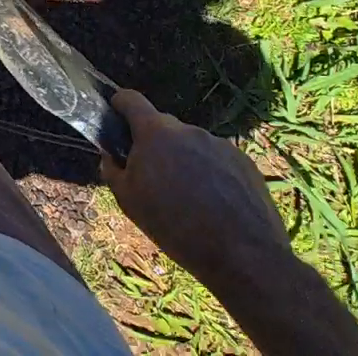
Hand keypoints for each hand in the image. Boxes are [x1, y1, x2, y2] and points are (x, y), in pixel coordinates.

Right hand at [100, 90, 289, 280]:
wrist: (245, 258)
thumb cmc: (175, 226)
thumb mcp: (128, 200)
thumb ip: (113, 168)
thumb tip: (112, 154)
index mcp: (155, 133)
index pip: (130, 99)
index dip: (119, 105)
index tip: (116, 120)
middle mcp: (189, 130)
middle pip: (162, 125)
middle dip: (154, 142)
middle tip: (153, 175)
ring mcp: (221, 145)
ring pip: (191, 144)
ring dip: (183, 158)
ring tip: (190, 196)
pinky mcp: (246, 163)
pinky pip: (217, 158)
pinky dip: (210, 172)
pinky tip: (215, 203)